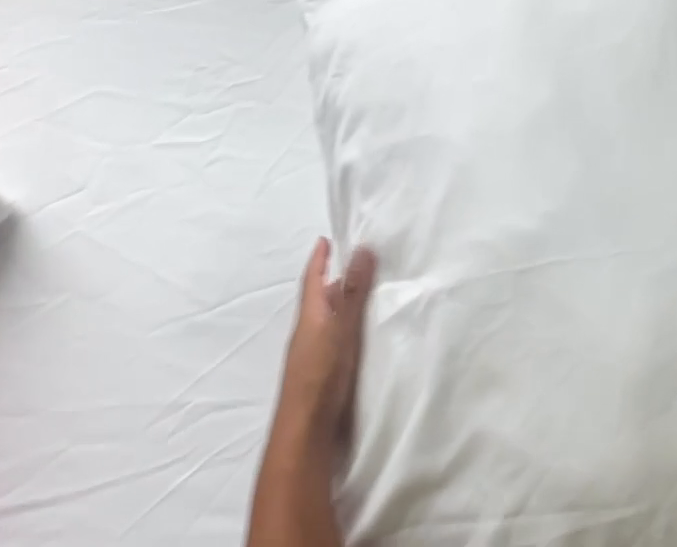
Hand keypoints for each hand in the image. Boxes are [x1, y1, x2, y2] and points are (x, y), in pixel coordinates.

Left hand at [275, 237, 376, 454]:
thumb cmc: (321, 377)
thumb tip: (362, 248)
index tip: (326, 238)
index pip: (313, 280)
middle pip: (322, 299)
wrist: (305, 437)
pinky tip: (367, 336)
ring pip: (331, 321)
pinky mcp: (326, 376)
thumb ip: (353, 292)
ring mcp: (315, 357)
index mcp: (310, 318)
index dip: (319, 259)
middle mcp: (309, 334)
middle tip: (360, 260)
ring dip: (345, 306)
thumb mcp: (340, 329)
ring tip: (371, 293)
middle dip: (336, 279)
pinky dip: (351, 329)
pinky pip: (339, 341)